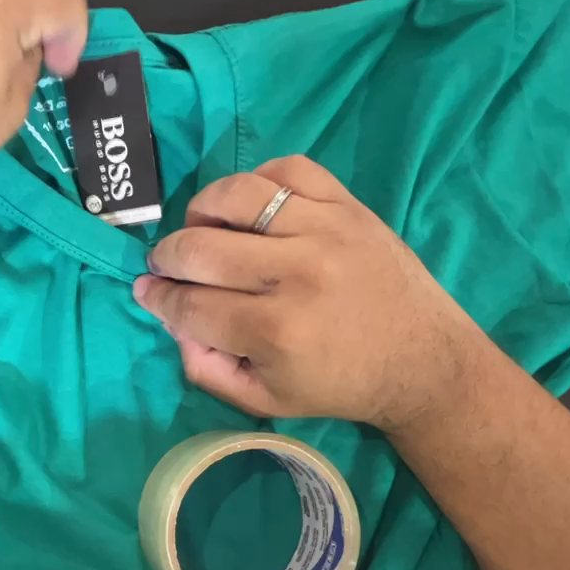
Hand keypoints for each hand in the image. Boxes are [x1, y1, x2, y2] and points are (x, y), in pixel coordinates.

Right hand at [132, 155, 492, 431]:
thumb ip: (204, 367)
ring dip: (201, 211)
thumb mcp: (262, 401)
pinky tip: (251, 209)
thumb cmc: (336, 384)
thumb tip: (170, 318)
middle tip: (169, 266)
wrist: (421, 360)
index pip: (188, 304)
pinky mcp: (349, 205)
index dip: (157, 297)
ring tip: (204, 231)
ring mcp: (326, 230)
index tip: (148, 291)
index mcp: (275, 332)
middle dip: (167, 257)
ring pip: (235, 195)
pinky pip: (287, 168)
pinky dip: (256, 183)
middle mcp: (297, 274)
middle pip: (199, 247)